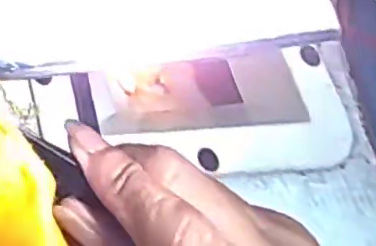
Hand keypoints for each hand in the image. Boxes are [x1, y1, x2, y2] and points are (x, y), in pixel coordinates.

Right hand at [53, 122, 318, 245]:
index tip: (74, 140)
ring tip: (132, 202)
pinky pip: (240, 206)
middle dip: (124, 162)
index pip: (146, 188)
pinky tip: (187, 229)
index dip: (100, 160)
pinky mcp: (302, 244)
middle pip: (172, 171)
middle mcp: (259, 243)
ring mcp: (289, 242)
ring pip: (204, 182)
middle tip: (89, 168)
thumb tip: (78, 214)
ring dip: (160, 184)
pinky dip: (202, 208)